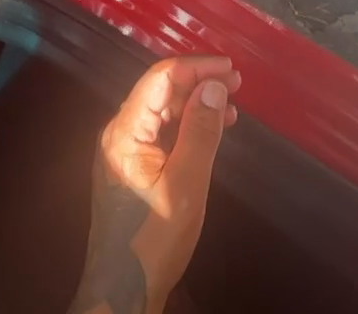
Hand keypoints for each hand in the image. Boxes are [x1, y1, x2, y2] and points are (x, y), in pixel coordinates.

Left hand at [70, 56, 240, 313]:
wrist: (122, 292)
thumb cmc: (153, 240)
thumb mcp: (185, 184)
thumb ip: (200, 131)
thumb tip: (214, 86)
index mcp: (126, 130)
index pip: (161, 78)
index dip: (197, 67)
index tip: (231, 69)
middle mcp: (120, 132)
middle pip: (160, 90)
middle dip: (199, 81)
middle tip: (237, 83)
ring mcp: (124, 150)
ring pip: (162, 110)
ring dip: (196, 102)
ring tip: (231, 104)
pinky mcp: (131, 167)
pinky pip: (161, 131)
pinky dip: (188, 124)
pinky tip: (212, 129)